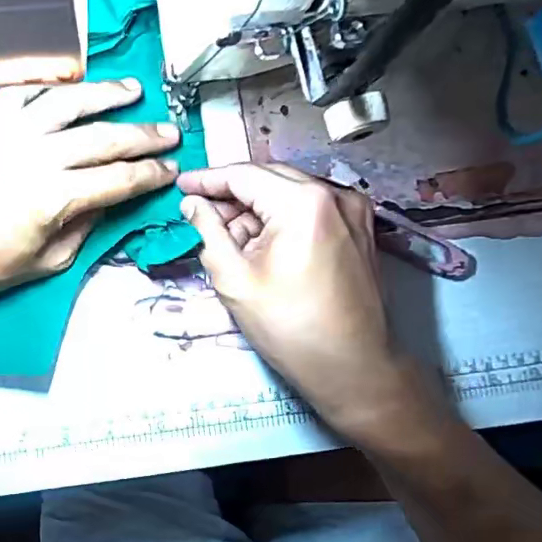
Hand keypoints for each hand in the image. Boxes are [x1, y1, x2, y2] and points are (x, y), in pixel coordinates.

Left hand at [0, 80, 180, 318]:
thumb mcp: (51, 259)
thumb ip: (86, 223)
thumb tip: (110, 194)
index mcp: (55, 197)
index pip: (119, 178)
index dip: (151, 173)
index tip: (171, 168)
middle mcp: (35, 156)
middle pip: (104, 137)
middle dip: (144, 136)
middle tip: (169, 132)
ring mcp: (7, 133)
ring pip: (68, 102)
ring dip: (105, 94)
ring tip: (132, 89)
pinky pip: (21, 91)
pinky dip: (49, 84)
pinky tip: (70, 84)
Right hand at [177, 164, 449, 440]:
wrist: (354, 366)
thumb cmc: (291, 328)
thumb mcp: (235, 280)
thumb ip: (209, 232)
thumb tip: (193, 205)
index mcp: (303, 202)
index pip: (245, 174)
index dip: (208, 179)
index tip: (181, 187)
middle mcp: (334, 193)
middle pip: (270, 178)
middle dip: (233, 196)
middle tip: (202, 217)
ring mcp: (353, 209)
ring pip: (291, 192)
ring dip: (259, 209)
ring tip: (234, 242)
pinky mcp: (360, 227)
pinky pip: (313, 208)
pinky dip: (285, 219)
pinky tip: (266, 246)